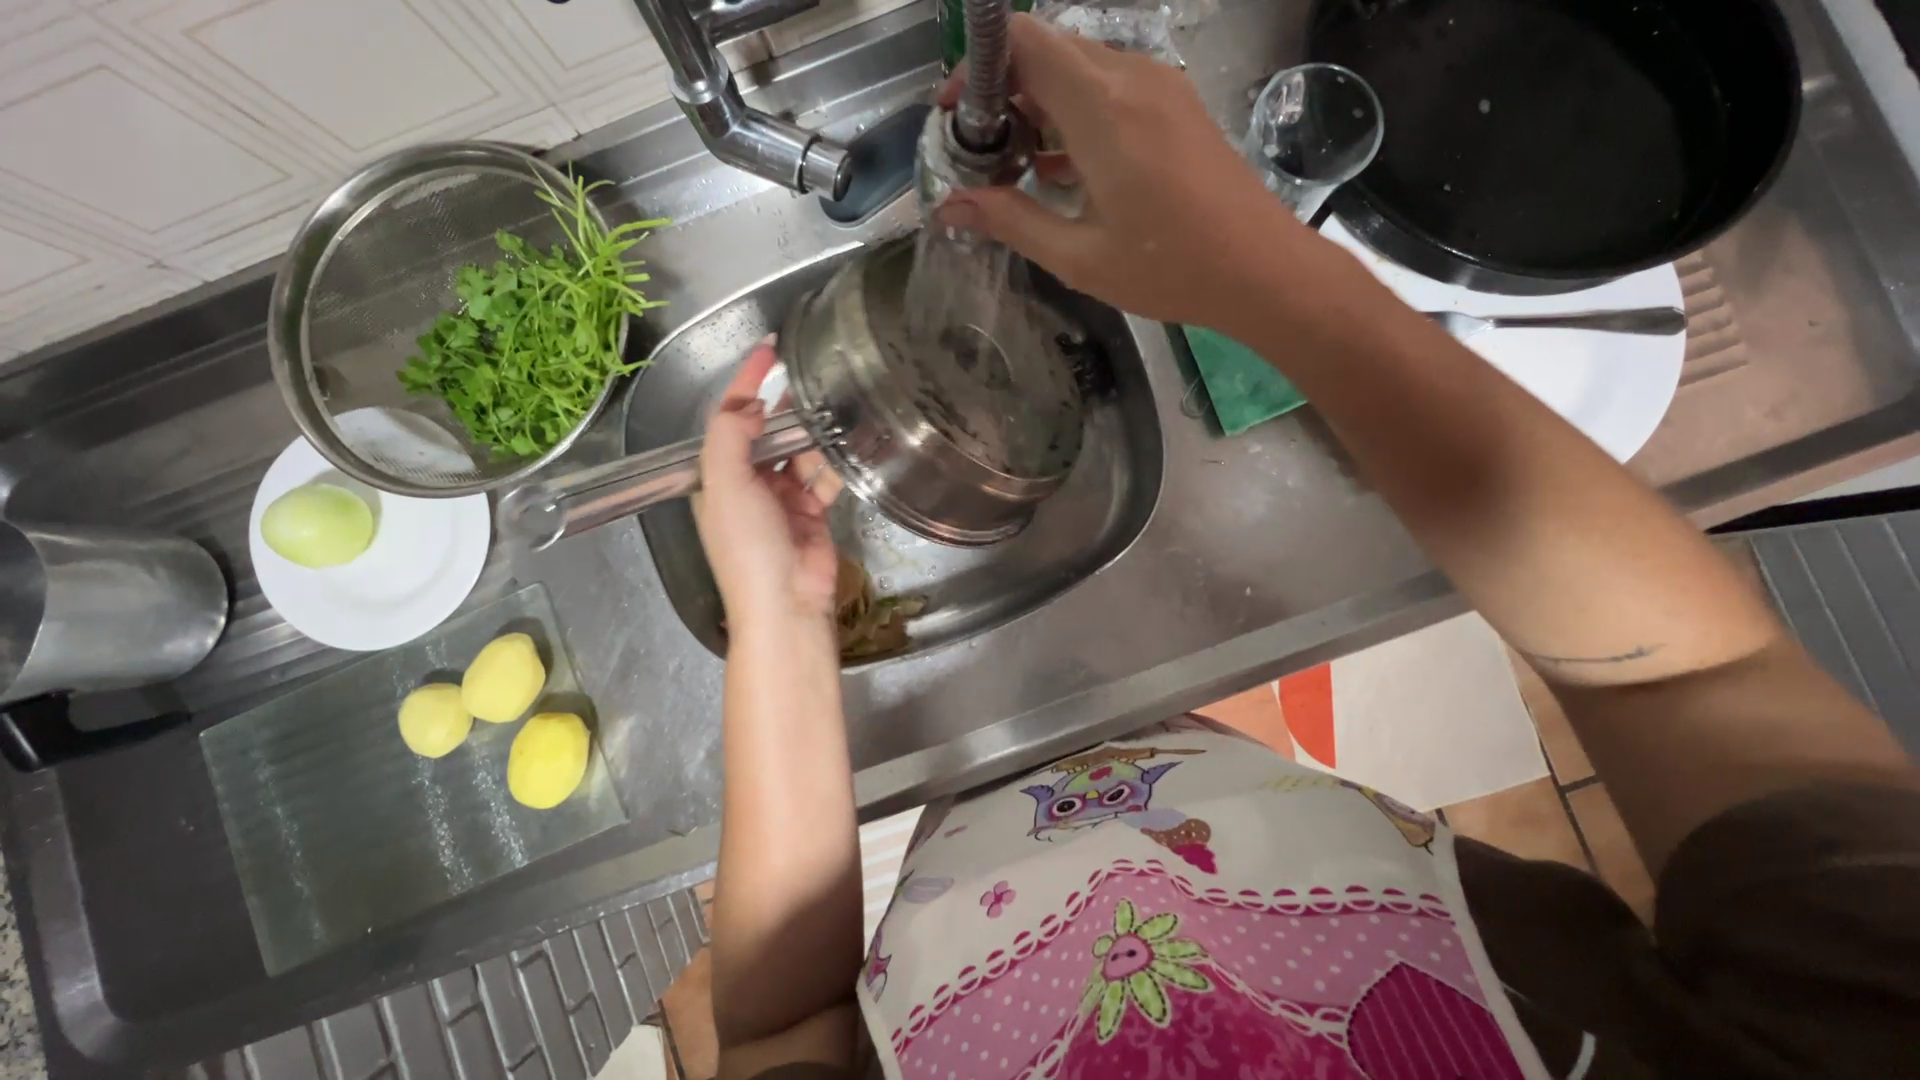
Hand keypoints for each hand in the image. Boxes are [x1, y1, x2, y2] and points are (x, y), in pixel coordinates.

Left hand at [694, 338, 844, 631]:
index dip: (746, 382)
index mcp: (718, 476)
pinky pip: (826, 477)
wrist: (785, 603)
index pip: (730, 417)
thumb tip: (750, 405)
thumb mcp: (724, 485)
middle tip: (814, 375)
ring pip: (800, 452)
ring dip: (815, 433)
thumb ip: (730, 436)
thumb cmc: (748, 546)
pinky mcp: (814, 512)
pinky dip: (836, 462)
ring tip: (840, 403)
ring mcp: (783, 499)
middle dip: (786, 406)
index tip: (767, 348)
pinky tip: (853, 442)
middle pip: (769, 432)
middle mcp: (749, 484)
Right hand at [935, 15, 1311, 330]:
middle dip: (1005, 91)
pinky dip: (1076, 114)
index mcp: (1102, 108)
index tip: (955, 115)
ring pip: (1080, 69)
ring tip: (1017, 165)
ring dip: (1040, 104)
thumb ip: (1012, 221)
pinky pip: (1111, 88)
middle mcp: (1131, 78)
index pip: (1025, 41)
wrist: (1262, 270)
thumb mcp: (1079, 257)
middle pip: (1049, 51)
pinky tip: (1063, 168)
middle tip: (982, 152)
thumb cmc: (1169, 268)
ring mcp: (1160, 88)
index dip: (979, 66)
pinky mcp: (1176, 106)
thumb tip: (948, 207)